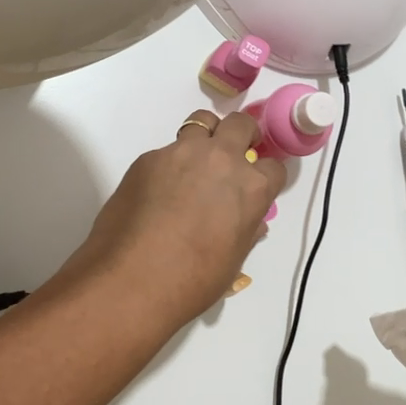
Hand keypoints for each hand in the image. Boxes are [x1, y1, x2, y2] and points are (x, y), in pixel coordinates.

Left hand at [66, 109, 281, 325]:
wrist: (131, 280)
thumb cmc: (192, 281)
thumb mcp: (233, 260)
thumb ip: (245, 230)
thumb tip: (251, 220)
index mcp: (251, 187)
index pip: (274, 166)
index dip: (266, 176)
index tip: (258, 185)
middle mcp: (221, 159)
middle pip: (241, 124)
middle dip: (242, 134)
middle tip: (233, 155)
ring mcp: (182, 152)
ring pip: (201, 123)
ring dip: (205, 138)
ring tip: (194, 164)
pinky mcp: (148, 157)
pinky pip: (167, 151)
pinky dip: (169, 164)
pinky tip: (157, 192)